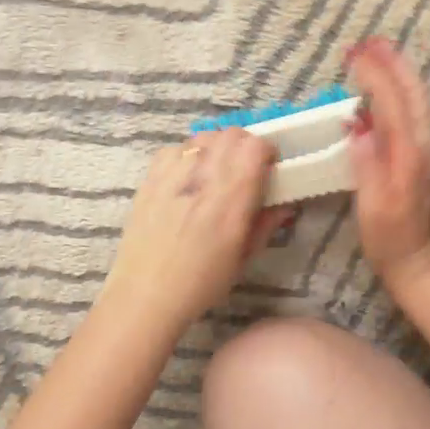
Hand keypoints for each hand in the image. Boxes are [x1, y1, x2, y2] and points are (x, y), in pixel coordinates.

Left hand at [104, 130, 291, 331]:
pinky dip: (187, 154)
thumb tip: (284, 204)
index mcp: (231, 200)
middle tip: (245, 167)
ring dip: (217, 146)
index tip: (268, 167)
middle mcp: (202, 179)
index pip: (254, 147)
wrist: (145, 294)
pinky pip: (174, 148)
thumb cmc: (200, 283)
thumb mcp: (243, 259)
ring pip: (203, 136)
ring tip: (216, 170)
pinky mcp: (150, 177)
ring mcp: (172, 175)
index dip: (266, 151)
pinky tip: (187, 175)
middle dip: (244, 145)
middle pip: (231, 134)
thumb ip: (265, 225)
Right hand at [346, 38, 429, 289]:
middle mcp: (423, 144)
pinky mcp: (421, 157)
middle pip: (412, 93)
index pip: (392, 102)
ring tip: (378, 52)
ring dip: (398, 72)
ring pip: (416, 100)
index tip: (354, 54)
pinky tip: (385, 89)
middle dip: (391, 63)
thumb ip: (368, 164)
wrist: (421, 264)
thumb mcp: (374, 205)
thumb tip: (357, 127)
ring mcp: (426, 150)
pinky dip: (400, 92)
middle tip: (368, 41)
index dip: (375, 74)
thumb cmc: (391, 238)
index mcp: (410, 153)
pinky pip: (412, 112)